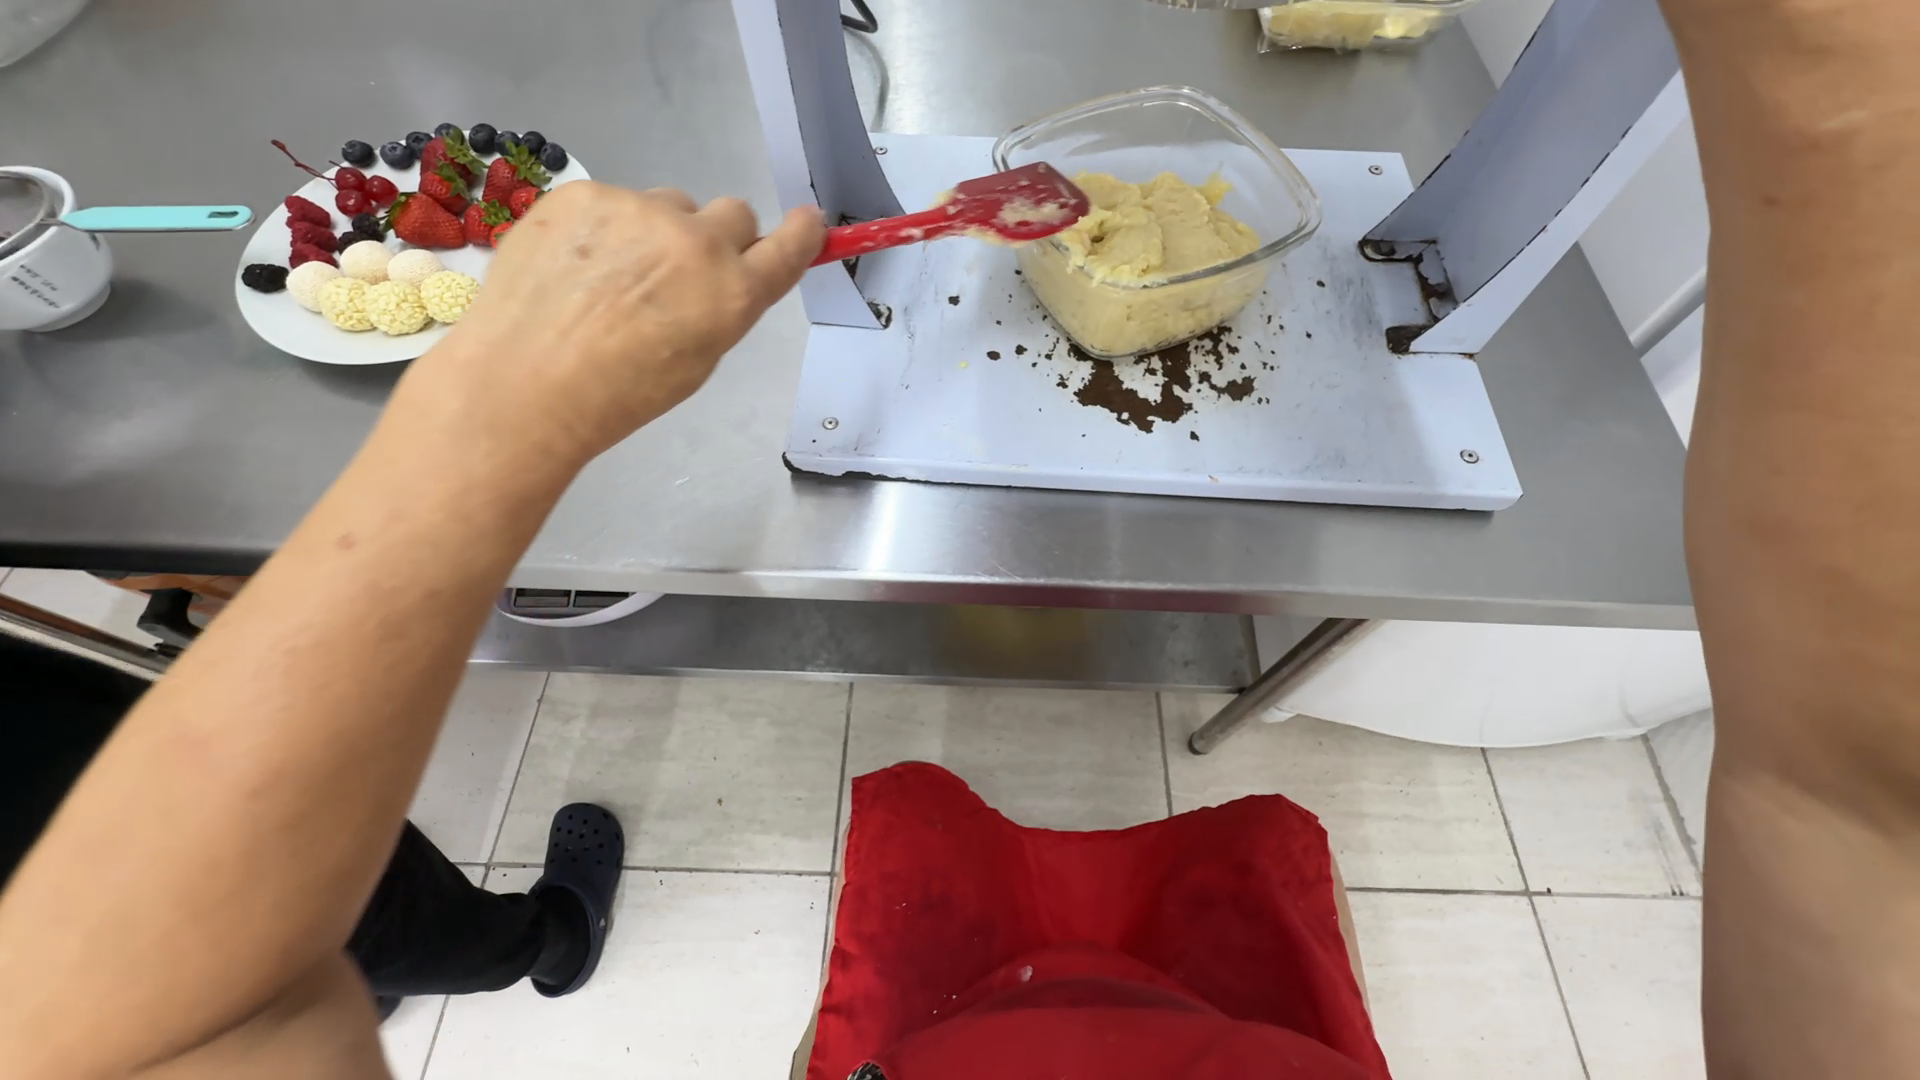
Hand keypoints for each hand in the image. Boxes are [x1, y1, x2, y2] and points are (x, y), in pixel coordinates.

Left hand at [407, 181, 824, 466]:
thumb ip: (722, 309)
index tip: (808, 222)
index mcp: (733, 293)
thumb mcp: (697, 361)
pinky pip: (615, 201)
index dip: (802, 234)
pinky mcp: (586, 193)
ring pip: (671, 205)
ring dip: (660, 231)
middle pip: (734, 213)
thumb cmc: (622, 393)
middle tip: (681, 274)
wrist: (528, 380)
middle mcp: (697, 242)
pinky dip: (605, 228)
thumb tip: (722, 279)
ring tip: (613, 277)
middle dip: (719, 238)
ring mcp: (639, 210)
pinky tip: (575, 266)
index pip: (787, 248)